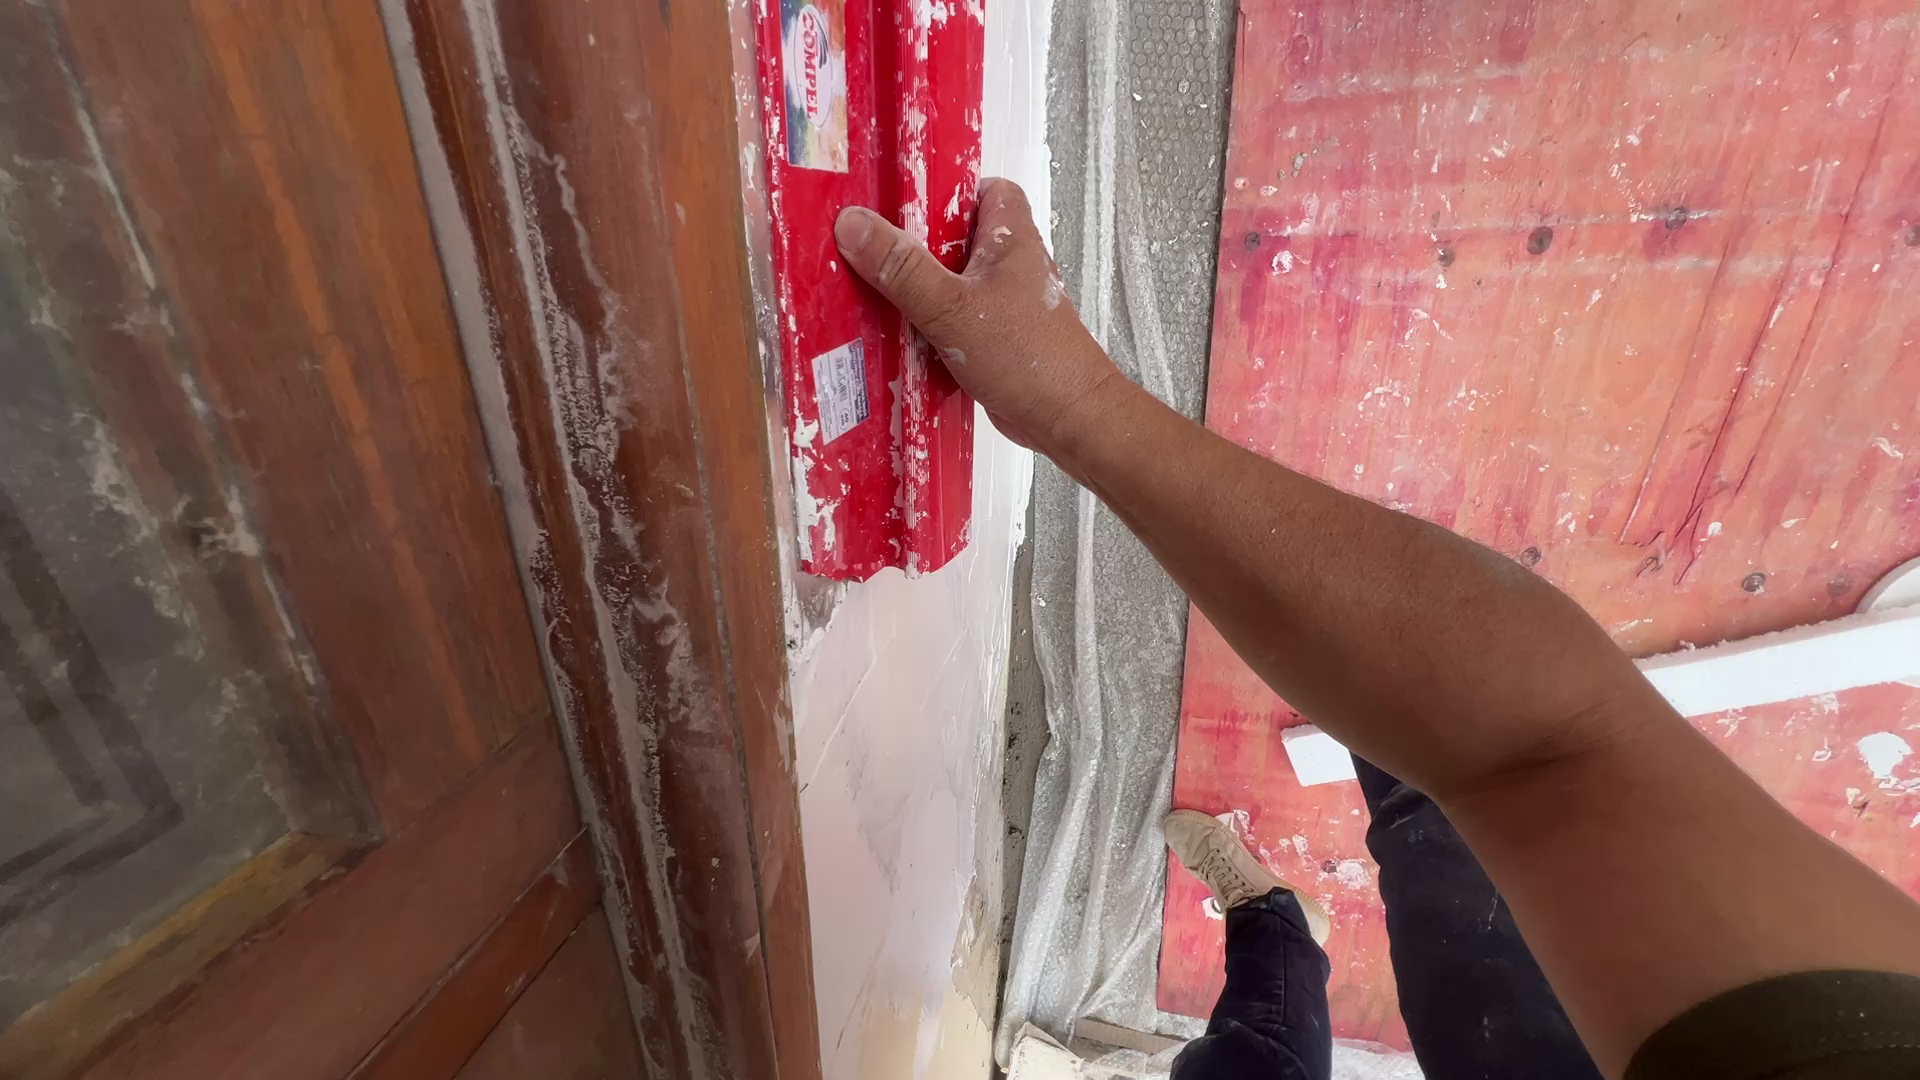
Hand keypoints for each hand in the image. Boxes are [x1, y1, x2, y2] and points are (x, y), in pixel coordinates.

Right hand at [833, 177, 1124, 453]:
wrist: (1064, 417)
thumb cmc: (1023, 354)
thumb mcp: (952, 306)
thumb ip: (903, 268)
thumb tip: (851, 223)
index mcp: (1010, 236)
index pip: (983, 190)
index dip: (947, 192)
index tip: (903, 205)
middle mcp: (1009, 266)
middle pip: (956, 240)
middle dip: (915, 247)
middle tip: (870, 251)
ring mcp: (1002, 306)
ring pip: (950, 285)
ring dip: (917, 293)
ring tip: (869, 291)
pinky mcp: (994, 341)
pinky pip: (952, 323)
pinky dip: (928, 329)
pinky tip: (894, 336)